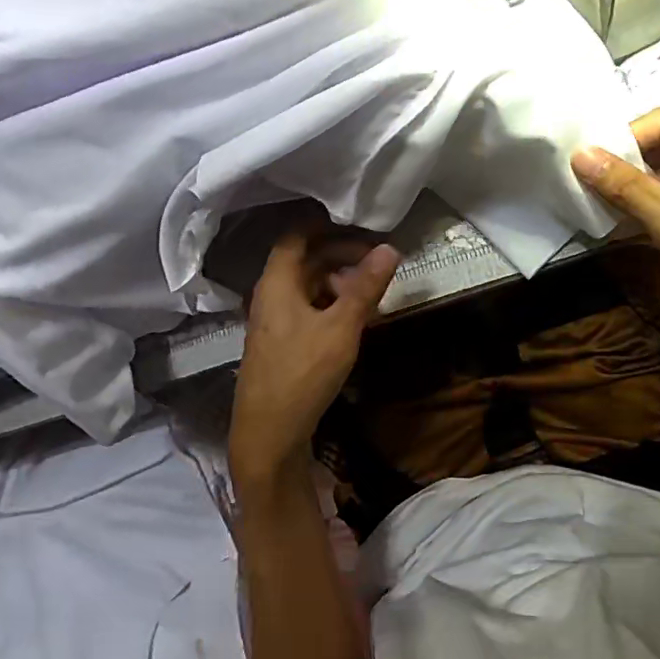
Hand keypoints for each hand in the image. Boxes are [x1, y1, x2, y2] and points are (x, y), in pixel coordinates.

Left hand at [231, 231, 399, 487]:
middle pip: (304, 260)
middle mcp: (270, 295)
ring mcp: (272, 320)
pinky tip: (351, 321)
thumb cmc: (303, 372)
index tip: (362, 228)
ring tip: (369, 294)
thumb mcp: (342, 327)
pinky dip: (329, 304)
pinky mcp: (279, 342)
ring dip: (337, 283)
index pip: (297, 236)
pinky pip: (305, 308)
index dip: (328, 227)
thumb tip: (391, 248)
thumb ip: (366, 287)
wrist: (269, 431)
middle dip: (340, 256)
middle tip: (376, 263)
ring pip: (306, 286)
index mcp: (278, 282)